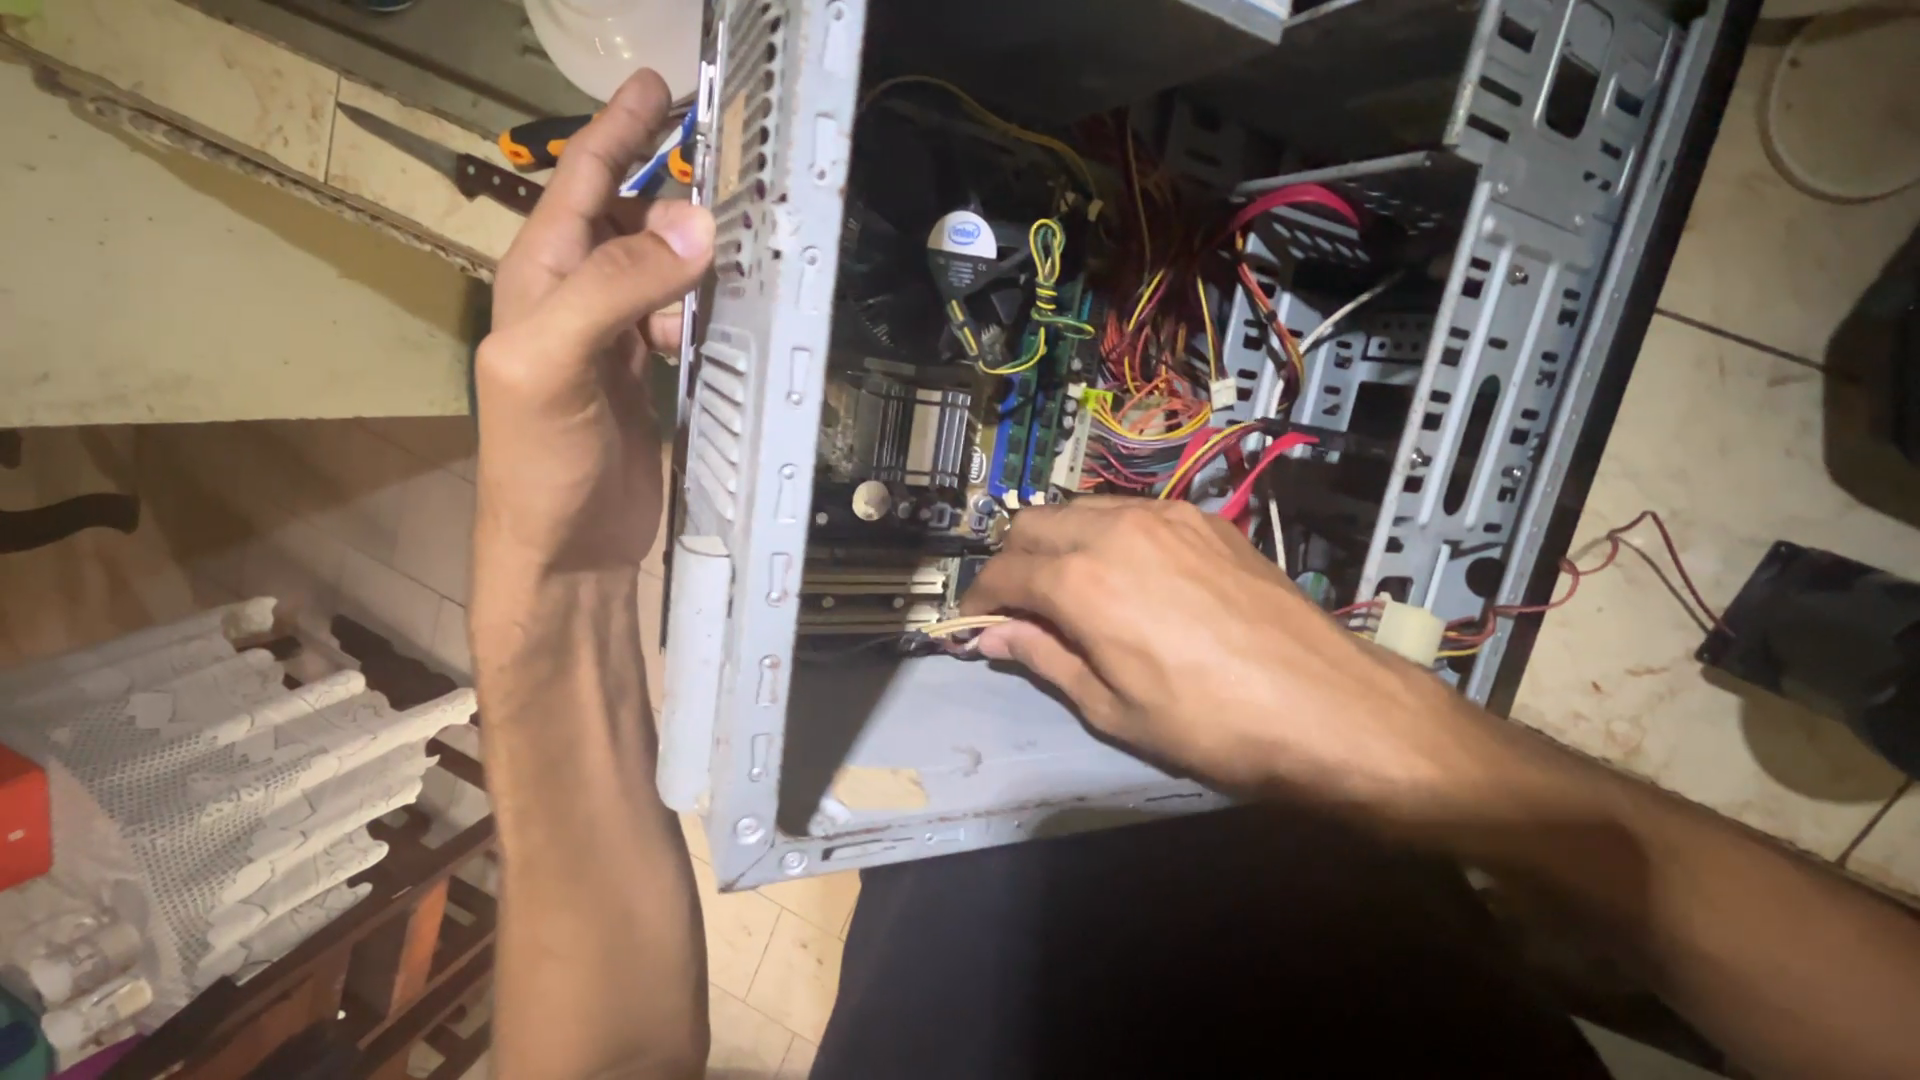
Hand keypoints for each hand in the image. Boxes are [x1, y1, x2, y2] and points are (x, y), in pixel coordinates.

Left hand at [473, 69, 713, 587]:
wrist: (566, 548)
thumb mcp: (554, 363)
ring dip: (692, 254)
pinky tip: (717, 318)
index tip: (658, 87)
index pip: (578, 186)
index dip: (616, 133)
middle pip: (623, 219)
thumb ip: (614, 289)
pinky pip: (678, 318)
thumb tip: (696, 227)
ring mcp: (612, 339)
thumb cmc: (539, 462)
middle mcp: (573, 298)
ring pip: (657, 269)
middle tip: (725, 174)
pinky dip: (701, 306)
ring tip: (729, 255)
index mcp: (538, 280)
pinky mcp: (645, 376)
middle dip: (667, 190)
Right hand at [959, 497, 1501, 823]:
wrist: (1327, 706)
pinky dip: (1103, 533)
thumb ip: (1044, 658)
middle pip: (1032, 524)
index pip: (1002, 572)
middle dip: (1011, 562)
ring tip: (1068, 588)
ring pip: (1079, 507)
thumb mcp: (1111, 707)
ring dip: (1056, 541)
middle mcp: (1114, 529)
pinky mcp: (1201, 518)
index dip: (979, 599)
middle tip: (1019, 608)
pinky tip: (1123, 573)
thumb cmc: (1210, 725)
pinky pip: (1128, 510)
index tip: (975, 624)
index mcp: (1082, 580)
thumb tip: (993, 635)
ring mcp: (1163, 515)